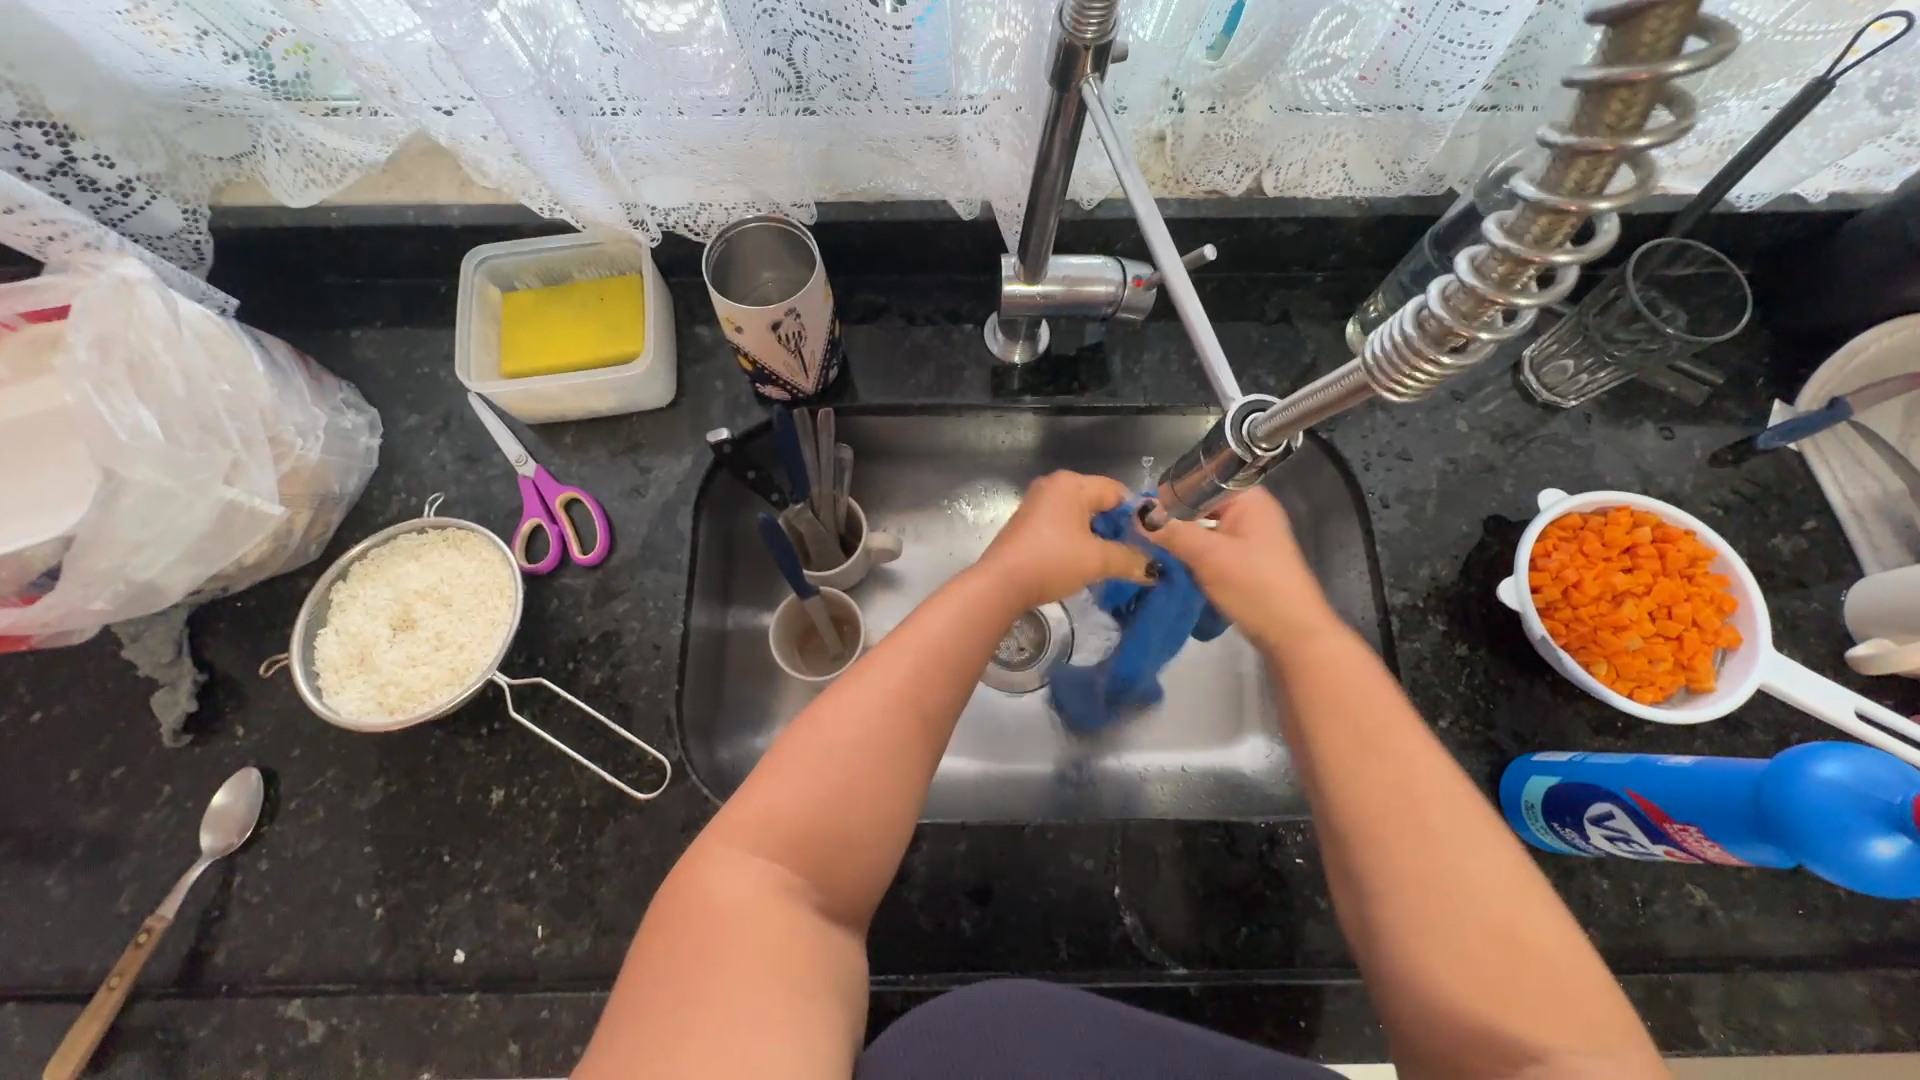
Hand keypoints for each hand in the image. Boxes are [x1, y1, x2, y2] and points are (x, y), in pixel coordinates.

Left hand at [974, 471, 1151, 609]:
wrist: (1000, 584)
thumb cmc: (1052, 562)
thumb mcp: (1097, 561)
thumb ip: (1131, 559)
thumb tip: (1155, 570)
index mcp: (1072, 484)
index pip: (1118, 492)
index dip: (1137, 517)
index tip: (1149, 542)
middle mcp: (1053, 486)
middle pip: (1099, 502)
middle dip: (1117, 528)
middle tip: (1134, 554)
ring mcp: (1037, 503)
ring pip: (1080, 515)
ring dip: (1098, 537)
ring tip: (1112, 562)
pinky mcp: (1027, 523)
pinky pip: (1063, 525)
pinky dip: (1077, 540)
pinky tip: (1084, 562)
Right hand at [1153, 487, 1338, 651]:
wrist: (1292, 634)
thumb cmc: (1255, 586)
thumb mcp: (1208, 556)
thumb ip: (1171, 532)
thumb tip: (1135, 515)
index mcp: (1249, 498)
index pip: (1201, 479)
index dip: (1171, 492)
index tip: (1141, 512)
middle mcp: (1250, 511)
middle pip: (1200, 504)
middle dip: (1172, 517)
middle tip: (1139, 532)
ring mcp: (1248, 537)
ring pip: (1203, 527)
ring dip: (1180, 537)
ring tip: (1149, 546)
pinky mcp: (1244, 560)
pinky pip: (1210, 547)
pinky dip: (1192, 553)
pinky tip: (1171, 562)